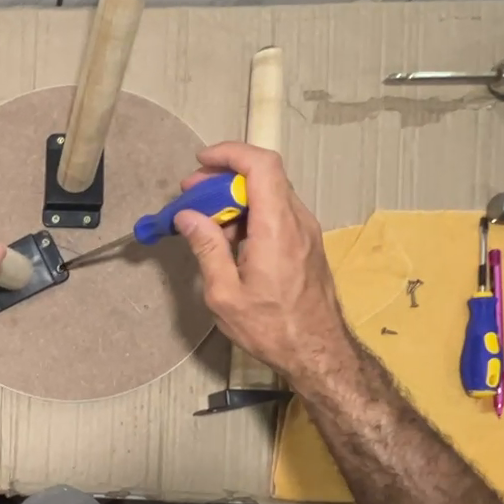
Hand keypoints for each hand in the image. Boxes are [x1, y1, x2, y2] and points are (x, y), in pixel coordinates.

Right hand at [174, 143, 353, 388]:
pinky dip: (247, 214)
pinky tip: (225, 237)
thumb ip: (207, 248)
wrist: (315, 350)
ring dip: (233, 198)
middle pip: (263, 177)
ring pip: (268, 194)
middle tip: (189, 195)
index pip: (262, 166)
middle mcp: (296, 221)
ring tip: (201, 219)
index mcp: (276, 229)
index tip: (200, 162)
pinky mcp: (304, 243)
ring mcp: (304, 231)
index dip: (231, 154)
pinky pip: (274, 214)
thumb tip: (188, 217)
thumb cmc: (269, 327)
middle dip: (223, 178)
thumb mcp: (224, 293)